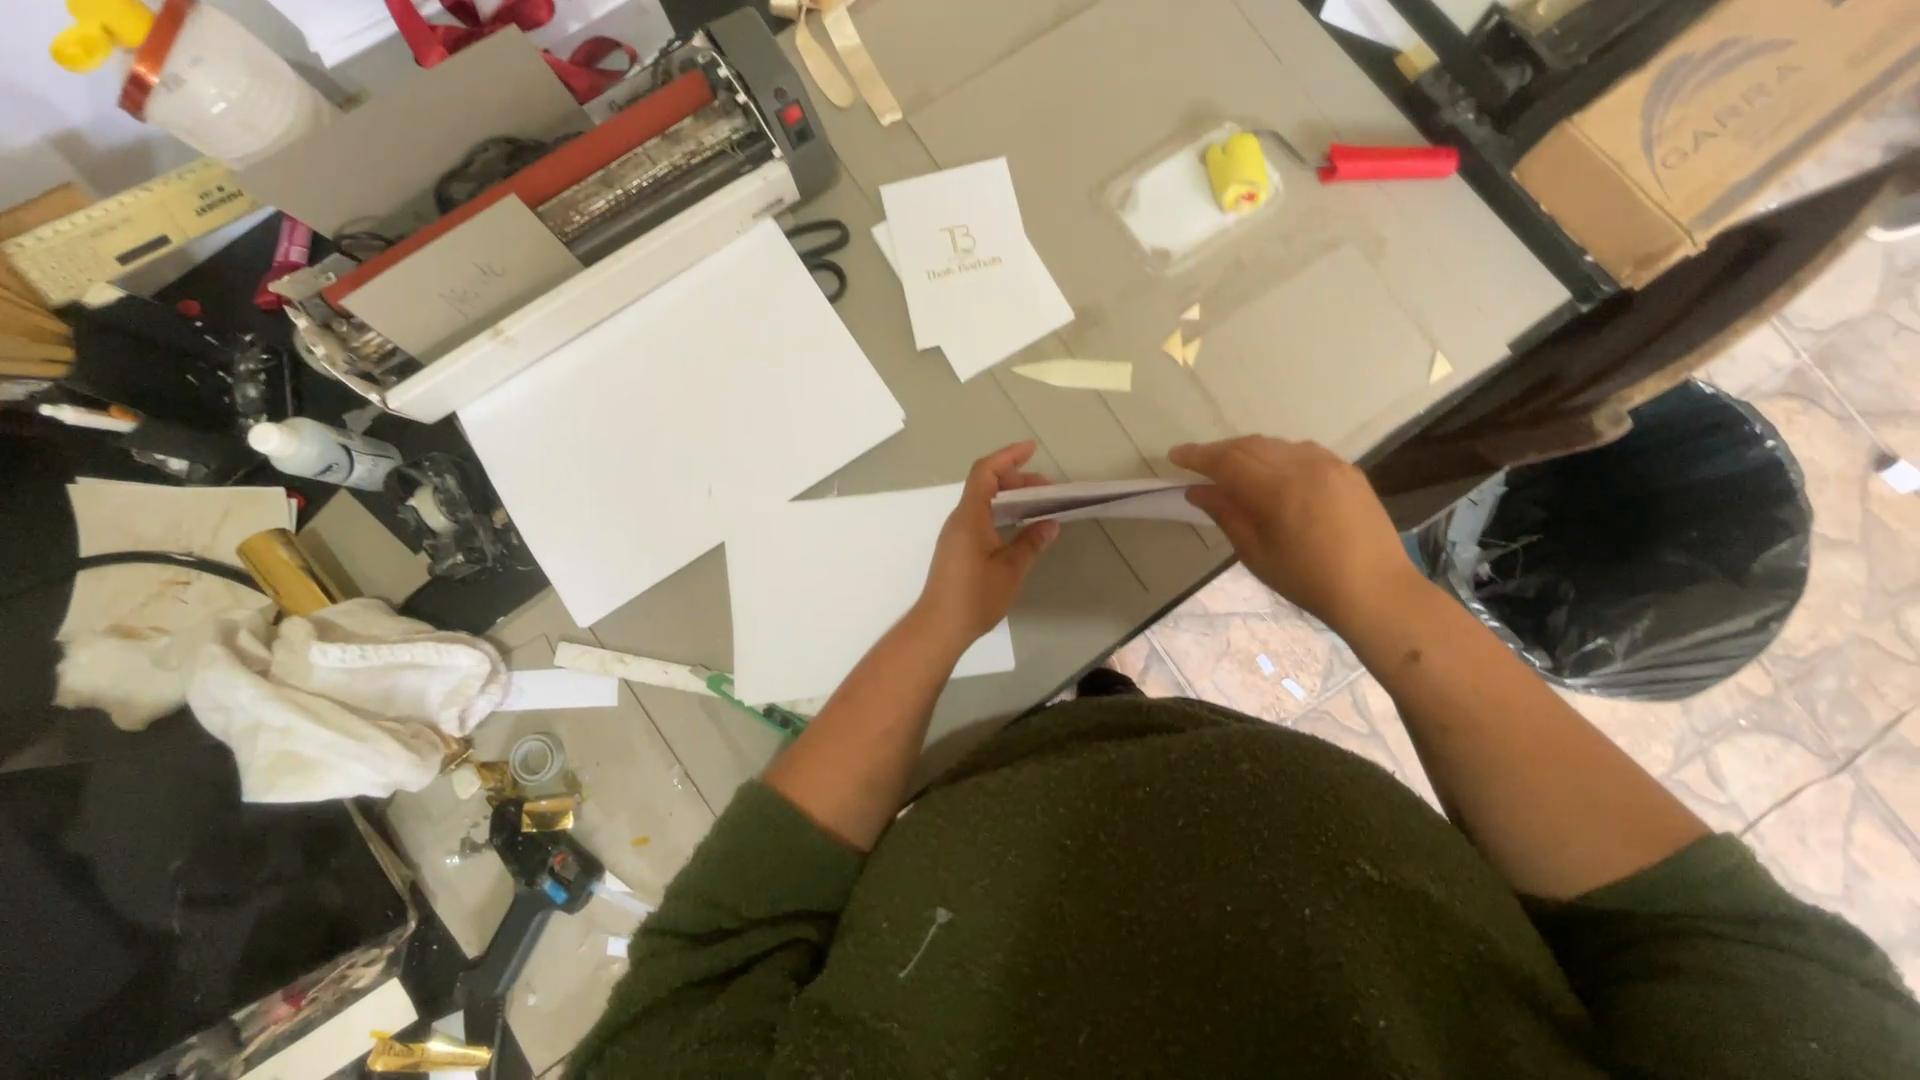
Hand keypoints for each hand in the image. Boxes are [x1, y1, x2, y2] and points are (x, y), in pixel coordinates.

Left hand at [913, 441, 1059, 646]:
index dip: (1008, 456)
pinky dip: (1000, 513)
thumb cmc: (974, 596)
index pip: (986, 472)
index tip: (1032, 449)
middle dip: (1016, 479)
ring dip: (1009, 497)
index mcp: (970, 516)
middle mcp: (959, 520)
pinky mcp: (956, 549)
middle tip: (1047, 490)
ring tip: (1038, 506)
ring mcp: (956, 534)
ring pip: (982, 502)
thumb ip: (1030, 543)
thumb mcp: (1010, 570)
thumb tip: (1049, 523)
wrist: (939, 627)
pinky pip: (979, 518)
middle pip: (985, 484)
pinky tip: (1018, 527)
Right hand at [1171, 437, 1423, 629]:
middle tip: (1197, 464)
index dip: (1198, 457)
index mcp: (1278, 489)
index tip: (1175, 457)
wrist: (1376, 591)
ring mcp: (1330, 464)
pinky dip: (1277, 456)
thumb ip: (1227, 515)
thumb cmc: (1309, 581)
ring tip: (1231, 468)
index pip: (1227, 461)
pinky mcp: (1347, 470)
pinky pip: (1302, 451)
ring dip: (1248, 451)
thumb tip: (1198, 491)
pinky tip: (1271, 473)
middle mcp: (1304, 465)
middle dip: (1219, 452)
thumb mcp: (1256, 554)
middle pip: (1250, 446)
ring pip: (1276, 445)